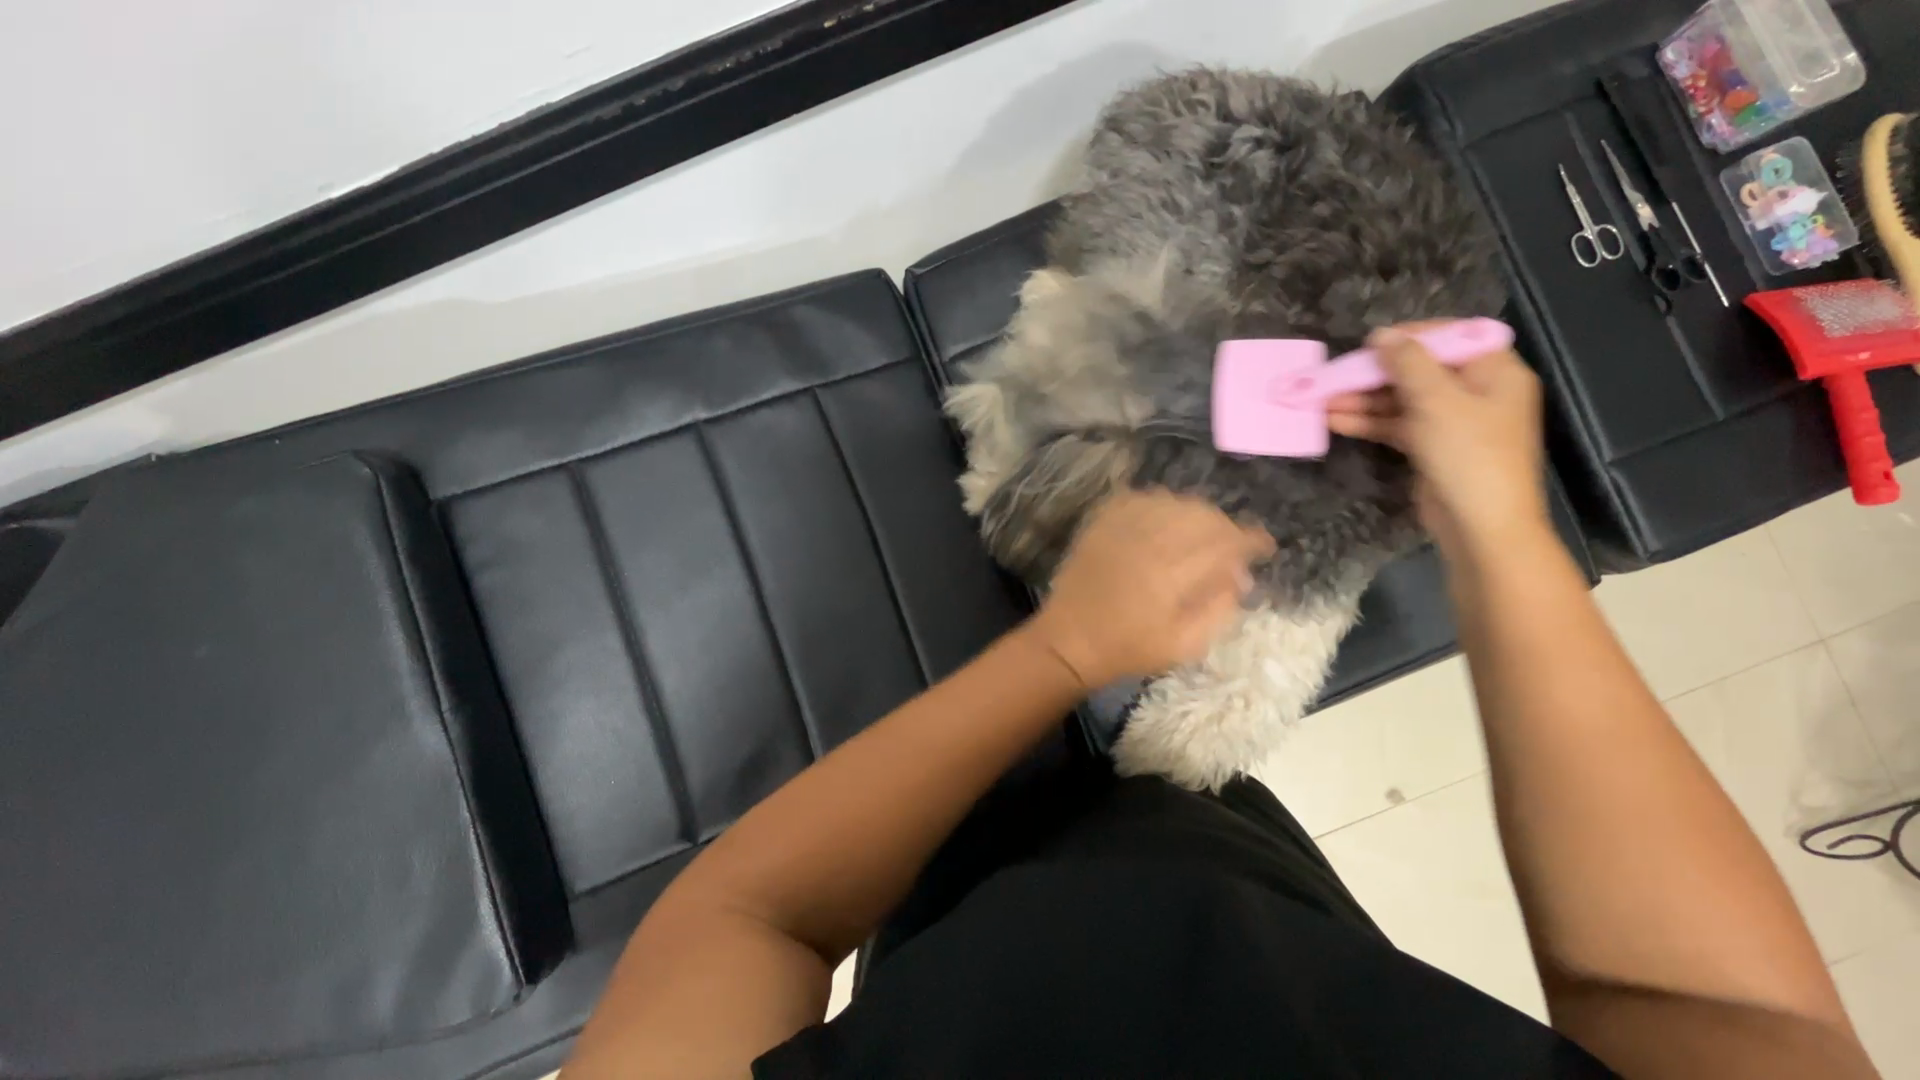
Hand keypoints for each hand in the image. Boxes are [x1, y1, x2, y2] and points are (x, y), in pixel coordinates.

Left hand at [1026, 490, 1274, 690]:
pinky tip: (1165, 521)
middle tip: (1231, 547)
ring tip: (1200, 534)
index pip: (1226, 540)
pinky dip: (1161, 504)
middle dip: (1226, 527)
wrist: (1068, 640)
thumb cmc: (1129, 649)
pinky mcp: (1101, 521)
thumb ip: (1219, 607)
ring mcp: (1123, 527)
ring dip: (1196, 514)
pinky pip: (1141, 497)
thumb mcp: (1184, 645)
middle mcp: (1151, 540)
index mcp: (1174, 573)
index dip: (1251, 539)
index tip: (1263, 546)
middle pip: (1204, 514)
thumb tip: (1240, 575)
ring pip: (1175, 501)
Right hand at [1326, 325, 1550, 559]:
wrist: (1481, 526)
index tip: (1369, 343)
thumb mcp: (1437, 400)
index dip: (1409, 337)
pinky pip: (1398, 425)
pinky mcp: (1432, 447)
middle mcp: (1477, 391)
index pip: (1450, 337)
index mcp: (1495, 371)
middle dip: (1374, 373)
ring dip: (1363, 400)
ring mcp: (1453, 422)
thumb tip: (1380, 334)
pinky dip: (1369, 422)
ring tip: (1321, 400)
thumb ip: (1407, 363)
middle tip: (1333, 375)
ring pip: (1403, 400)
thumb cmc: (1469, 455)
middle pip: (1420, 370)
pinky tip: (1335, 421)